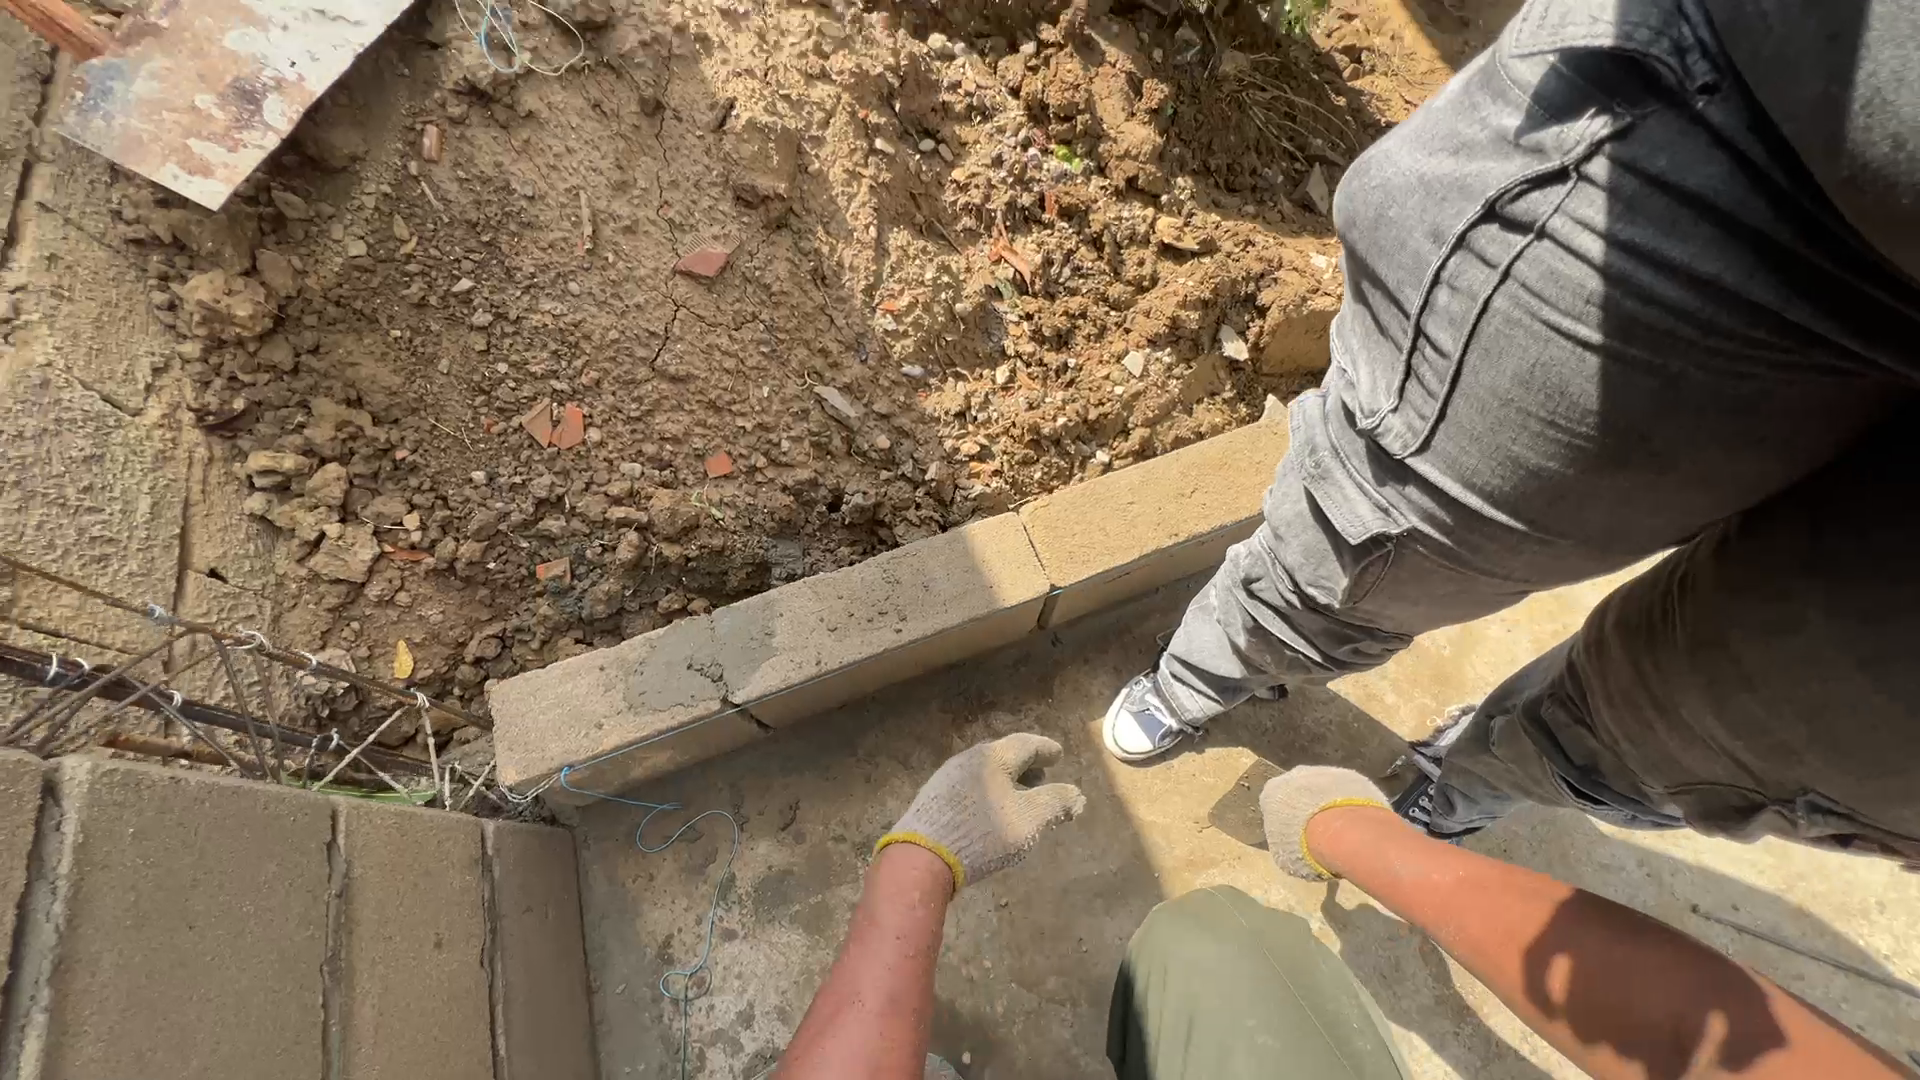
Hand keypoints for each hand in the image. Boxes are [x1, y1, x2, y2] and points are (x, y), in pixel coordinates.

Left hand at [876, 733, 1086, 891]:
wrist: (921, 857)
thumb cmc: (982, 834)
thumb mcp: (1029, 819)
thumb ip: (1056, 803)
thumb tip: (1076, 794)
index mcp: (992, 757)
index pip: (1025, 744)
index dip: (1045, 749)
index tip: (1058, 754)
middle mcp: (968, 759)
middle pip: (1003, 756)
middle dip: (1026, 765)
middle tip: (1043, 775)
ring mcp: (947, 778)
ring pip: (986, 772)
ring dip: (1007, 780)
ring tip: (1020, 796)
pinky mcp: (934, 799)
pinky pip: (971, 786)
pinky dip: (990, 791)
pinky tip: (991, 812)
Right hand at [1259, 765, 1391, 879]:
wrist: (1341, 832)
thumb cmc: (1305, 846)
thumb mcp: (1284, 852)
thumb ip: (1283, 841)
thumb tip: (1291, 844)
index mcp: (1272, 792)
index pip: (1276, 804)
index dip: (1287, 821)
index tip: (1298, 836)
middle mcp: (1293, 775)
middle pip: (1300, 791)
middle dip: (1309, 808)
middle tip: (1322, 832)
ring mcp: (1323, 772)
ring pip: (1325, 787)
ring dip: (1330, 803)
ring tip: (1343, 829)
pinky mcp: (1350, 775)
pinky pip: (1347, 789)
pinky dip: (1350, 802)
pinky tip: (1357, 822)